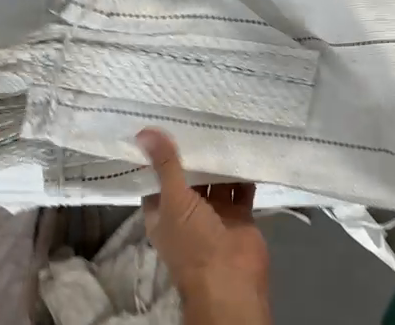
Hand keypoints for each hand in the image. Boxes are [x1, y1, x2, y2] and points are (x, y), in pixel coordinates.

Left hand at [137, 129, 270, 324]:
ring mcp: (215, 215)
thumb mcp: (175, 201)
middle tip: (203, 116)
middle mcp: (188, 213)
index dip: (161, 156)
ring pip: (217, 181)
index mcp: (164, 214)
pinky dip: (245, 172)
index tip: (167, 125)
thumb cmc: (194, 243)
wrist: (230, 278)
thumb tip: (144, 132)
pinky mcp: (239, 215)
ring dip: (222, 161)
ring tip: (228, 125)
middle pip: (191, 178)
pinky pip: (241, 188)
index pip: (158, 180)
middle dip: (196, 154)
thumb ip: (166, 166)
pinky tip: (249, 146)